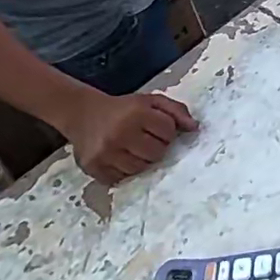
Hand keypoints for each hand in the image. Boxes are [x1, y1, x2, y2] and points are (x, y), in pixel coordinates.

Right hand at [63, 92, 196, 183]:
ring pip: (140, 168)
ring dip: (142, 160)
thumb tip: (195, 128)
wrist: (84, 114)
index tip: (158, 128)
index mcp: (136, 113)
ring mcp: (105, 153)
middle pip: (156, 153)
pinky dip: (125, 171)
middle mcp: (120, 134)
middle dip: (157, 147)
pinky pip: (121, 179)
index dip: (168, 131)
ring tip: (135, 148)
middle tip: (147, 140)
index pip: (168, 131)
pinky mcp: (94, 168)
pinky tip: (121, 157)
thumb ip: (176, 111)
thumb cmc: (124, 108)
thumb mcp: (151, 101)